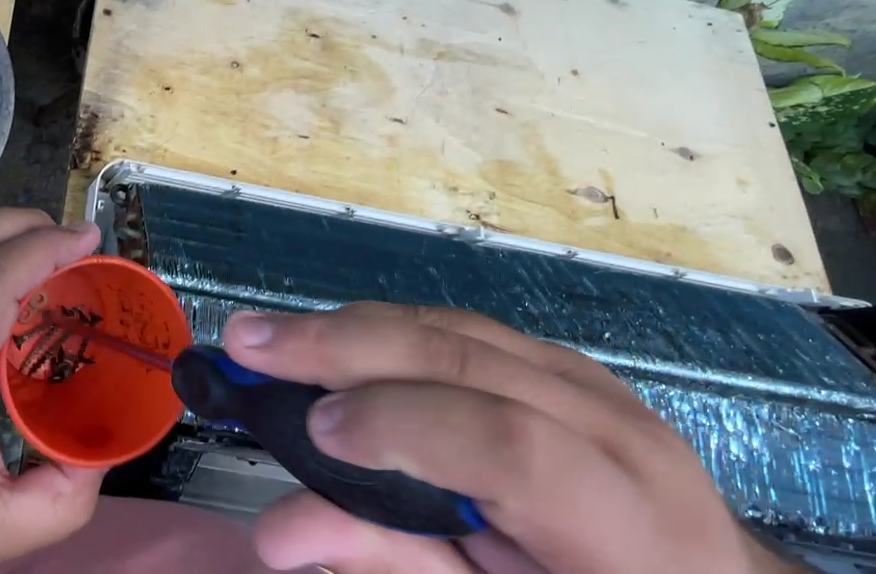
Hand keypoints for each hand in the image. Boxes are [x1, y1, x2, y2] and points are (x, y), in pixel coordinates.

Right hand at [222, 303, 800, 573]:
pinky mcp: (558, 364)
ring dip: (347, 326)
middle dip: (343, 343)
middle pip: (465, 357)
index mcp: (630, 523)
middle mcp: (618, 431)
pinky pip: (458, 331)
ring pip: (452, 328)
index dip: (402, 424)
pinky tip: (332, 343)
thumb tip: (279, 529)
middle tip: (245, 342)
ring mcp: (591, 383)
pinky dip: (383, 333)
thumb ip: (396, 566)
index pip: (510, 444)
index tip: (311, 428)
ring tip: (269, 336)